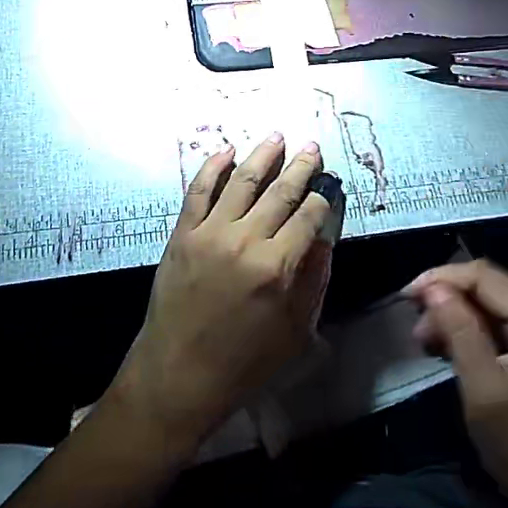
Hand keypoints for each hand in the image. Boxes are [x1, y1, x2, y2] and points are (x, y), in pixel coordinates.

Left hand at [106, 134, 336, 449]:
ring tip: (276, 137)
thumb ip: (312, 282)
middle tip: (311, 147)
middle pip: (278, 193)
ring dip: (261, 156)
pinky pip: (198, 191)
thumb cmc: (243, 362)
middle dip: (299, 168)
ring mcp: (209, 232)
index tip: (328, 183)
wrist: (179, 370)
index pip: (308, 218)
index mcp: (277, 267)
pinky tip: (225, 152)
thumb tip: (325, 241)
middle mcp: (244, 240)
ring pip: (240, 182)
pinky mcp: (182, 232)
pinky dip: (212, 167)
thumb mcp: (293, 331)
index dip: (321, 198)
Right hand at [404, 259, 507, 507]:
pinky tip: (448, 345)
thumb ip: (459, 331)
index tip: (407, 297)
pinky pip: (497, 319)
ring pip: (489, 300)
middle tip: (417, 328)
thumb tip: (430, 287)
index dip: (442, 280)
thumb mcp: (484, 389)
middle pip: (488, 286)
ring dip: (453, 313)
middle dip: (446, 299)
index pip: (487, 278)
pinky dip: (467, 326)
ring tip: (428, 340)